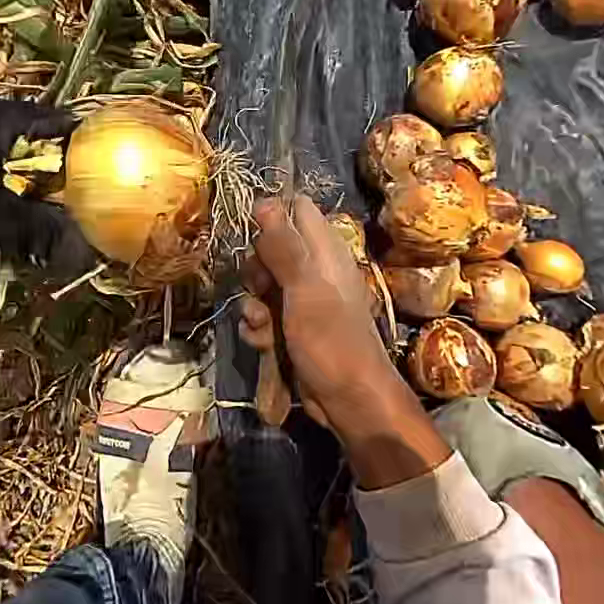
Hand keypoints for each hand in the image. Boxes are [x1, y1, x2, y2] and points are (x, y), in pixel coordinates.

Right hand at [239, 194, 448, 487]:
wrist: (349, 402)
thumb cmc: (333, 341)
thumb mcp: (306, 289)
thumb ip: (285, 245)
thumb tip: (265, 201)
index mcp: (325, 250)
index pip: (296, 208)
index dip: (272, 216)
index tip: (255, 236)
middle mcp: (314, 268)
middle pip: (270, 247)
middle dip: (257, 268)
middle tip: (262, 287)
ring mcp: (303, 298)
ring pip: (262, 284)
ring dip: (254, 304)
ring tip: (264, 324)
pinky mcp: (292, 326)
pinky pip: (263, 314)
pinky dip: (259, 327)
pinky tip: (263, 343)